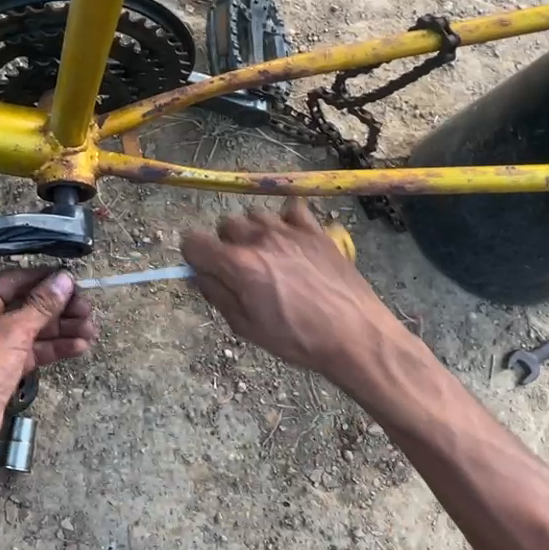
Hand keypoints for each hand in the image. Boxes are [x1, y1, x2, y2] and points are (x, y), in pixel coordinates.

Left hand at [0, 268, 94, 469]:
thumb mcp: (12, 334)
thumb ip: (40, 306)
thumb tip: (63, 279)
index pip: (17, 280)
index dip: (46, 279)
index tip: (75, 281)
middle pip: (29, 304)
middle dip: (60, 307)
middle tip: (88, 310)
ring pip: (35, 329)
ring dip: (63, 328)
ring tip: (91, 330)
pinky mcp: (6, 367)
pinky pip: (34, 350)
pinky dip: (55, 348)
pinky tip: (79, 346)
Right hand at [181, 200, 420, 401]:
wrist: (355, 335)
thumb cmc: (298, 339)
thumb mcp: (246, 327)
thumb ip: (216, 295)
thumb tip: (198, 275)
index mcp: (238, 265)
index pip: (193, 241)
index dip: (194, 256)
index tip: (205, 270)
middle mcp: (259, 239)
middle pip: (224, 225)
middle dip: (224, 244)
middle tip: (241, 270)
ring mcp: (289, 230)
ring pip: (254, 215)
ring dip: (253, 232)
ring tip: (268, 256)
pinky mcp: (315, 230)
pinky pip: (290, 210)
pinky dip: (285, 222)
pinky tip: (292, 242)